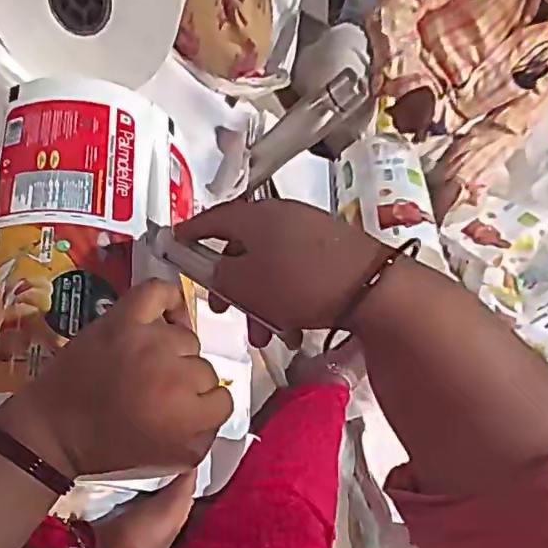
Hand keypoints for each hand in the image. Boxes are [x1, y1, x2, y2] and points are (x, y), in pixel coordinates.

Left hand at [0, 279, 231, 476]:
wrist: (53, 429)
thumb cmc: (109, 447)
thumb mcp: (169, 458)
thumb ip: (203, 438)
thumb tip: (215, 412)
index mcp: (186, 414)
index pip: (222, 400)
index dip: (203, 408)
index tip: (183, 411)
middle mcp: (173, 374)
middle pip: (204, 369)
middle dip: (185, 385)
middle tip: (157, 393)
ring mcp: (147, 341)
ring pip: (185, 337)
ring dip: (172, 352)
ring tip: (147, 365)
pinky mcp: (122, 319)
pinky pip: (159, 292)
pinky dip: (169, 300)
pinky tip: (164, 319)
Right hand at [176, 199, 388, 342]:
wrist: (373, 290)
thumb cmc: (299, 282)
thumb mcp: (245, 283)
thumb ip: (218, 275)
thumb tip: (211, 269)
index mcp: (255, 215)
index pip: (211, 219)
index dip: (189, 234)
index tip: (175, 244)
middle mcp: (280, 215)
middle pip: (240, 247)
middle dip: (230, 284)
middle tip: (224, 308)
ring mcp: (308, 231)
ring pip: (266, 266)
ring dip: (258, 300)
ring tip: (266, 332)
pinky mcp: (329, 250)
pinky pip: (292, 272)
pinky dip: (284, 297)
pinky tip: (292, 326)